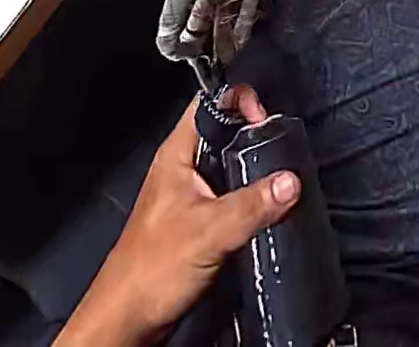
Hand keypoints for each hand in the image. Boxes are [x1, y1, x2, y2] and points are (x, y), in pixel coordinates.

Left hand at [59, 86, 300, 345]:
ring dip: (254, 159)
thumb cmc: (152, 269)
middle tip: (279, 141)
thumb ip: (251, 206)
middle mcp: (185, 163)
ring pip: (229, 157)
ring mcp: (192, 189)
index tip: (264, 117)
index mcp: (178, 152)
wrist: (127, 321)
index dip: (238, 97)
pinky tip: (268, 198)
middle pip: (224, 127)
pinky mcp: (200, 213)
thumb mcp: (208, 232)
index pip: (209, 101)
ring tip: (281, 165)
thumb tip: (291, 180)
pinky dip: (250, 186)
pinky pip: (231, 186)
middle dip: (253, 129)